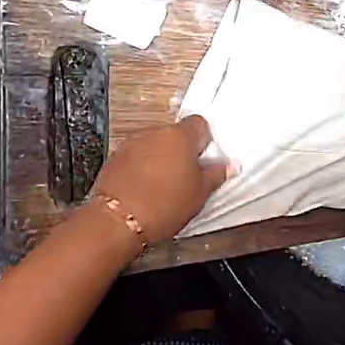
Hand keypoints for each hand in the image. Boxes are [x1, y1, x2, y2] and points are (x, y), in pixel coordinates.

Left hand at [89, 115, 230, 243]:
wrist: (118, 220)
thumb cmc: (165, 204)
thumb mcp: (199, 193)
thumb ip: (216, 174)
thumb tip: (229, 165)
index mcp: (180, 136)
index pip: (199, 124)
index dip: (204, 141)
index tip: (205, 160)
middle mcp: (155, 132)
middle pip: (175, 134)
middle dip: (181, 152)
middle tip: (187, 178)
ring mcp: (132, 143)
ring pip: (154, 145)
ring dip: (160, 159)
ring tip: (163, 188)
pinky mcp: (114, 158)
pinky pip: (135, 157)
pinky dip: (141, 168)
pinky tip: (144, 190)